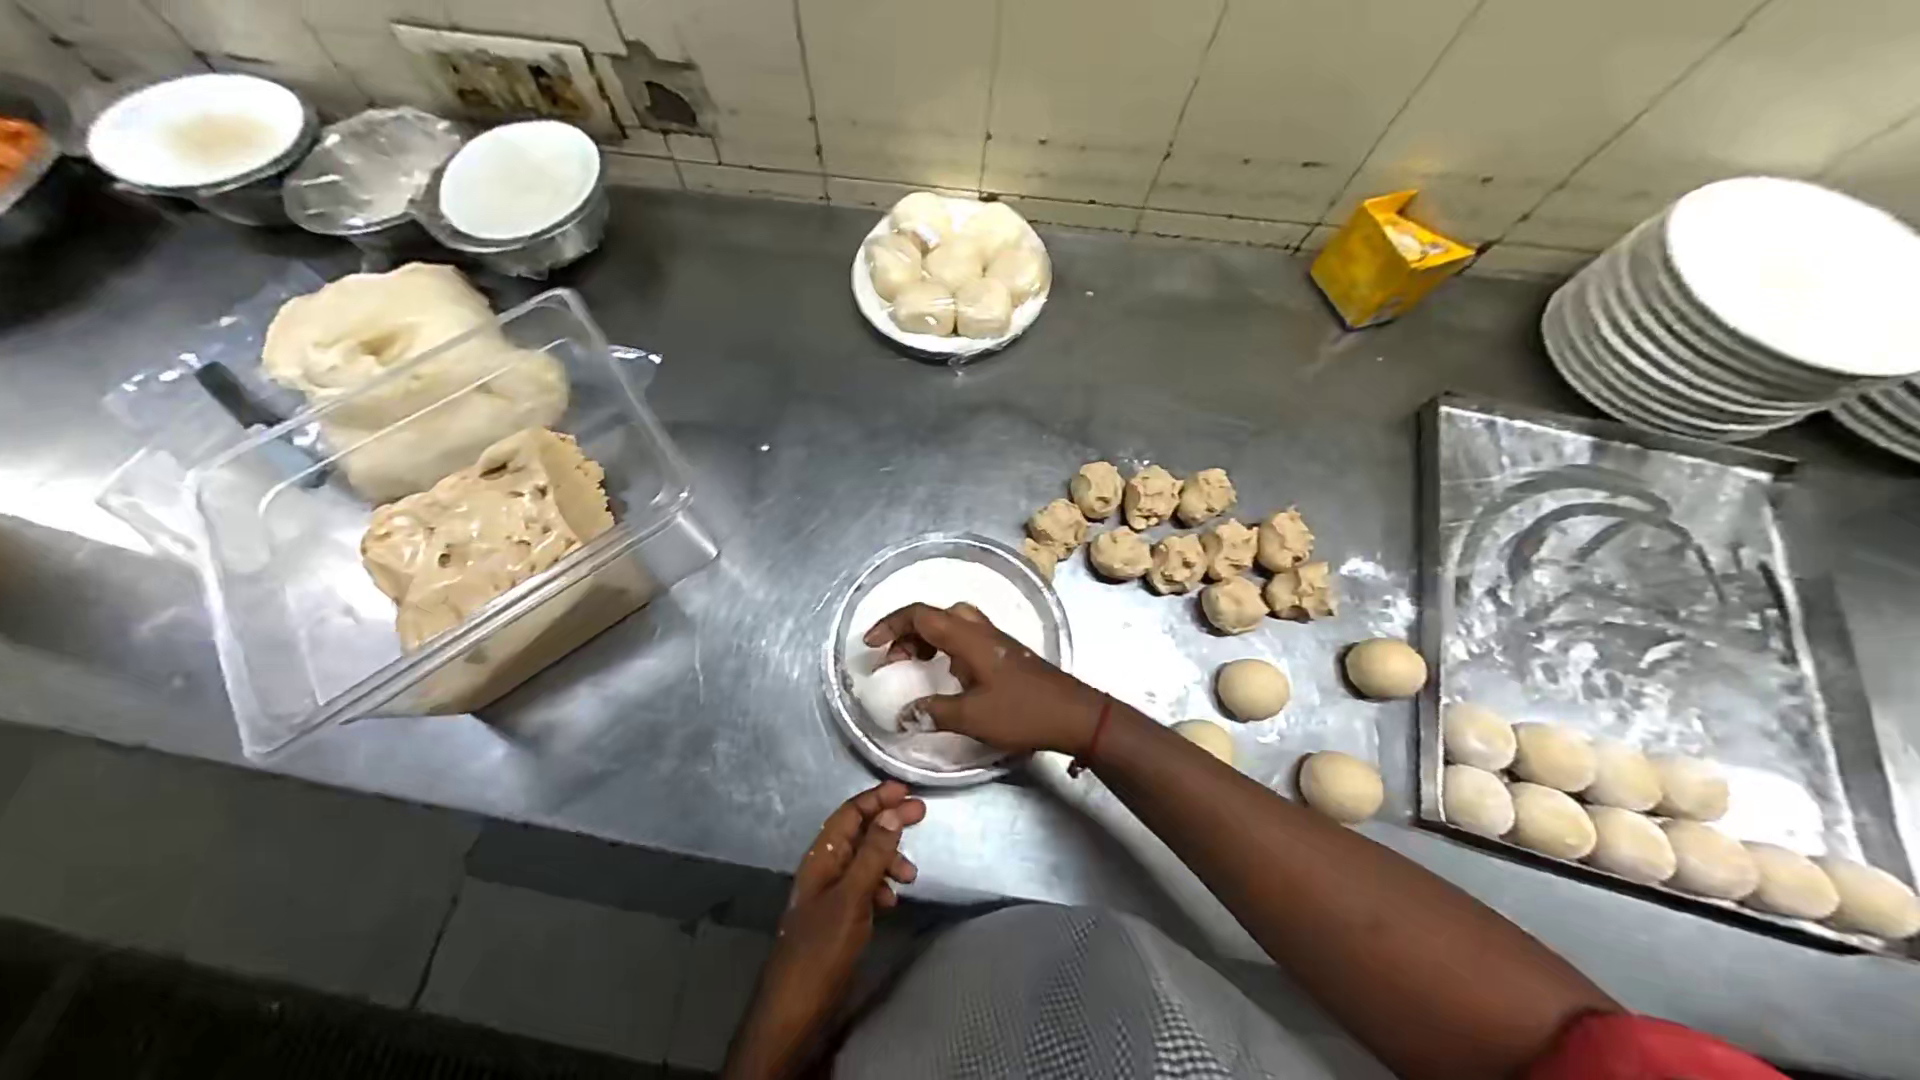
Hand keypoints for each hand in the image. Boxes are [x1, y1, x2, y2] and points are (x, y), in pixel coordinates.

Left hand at [724, 782, 924, 1079]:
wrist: (794, 1009)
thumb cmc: (821, 948)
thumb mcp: (852, 897)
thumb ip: (872, 853)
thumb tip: (891, 812)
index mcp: (821, 856)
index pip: (850, 813)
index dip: (877, 798)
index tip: (906, 790)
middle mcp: (825, 867)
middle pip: (859, 831)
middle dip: (889, 822)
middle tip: (921, 814)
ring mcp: (831, 892)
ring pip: (864, 859)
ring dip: (888, 858)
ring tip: (910, 874)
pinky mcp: (838, 915)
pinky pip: (864, 885)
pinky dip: (881, 885)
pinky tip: (892, 901)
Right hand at [862, 602, 1108, 755]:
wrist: (1074, 714)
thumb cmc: (1022, 711)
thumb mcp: (971, 717)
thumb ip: (932, 712)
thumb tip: (903, 715)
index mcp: (967, 637)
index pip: (920, 616)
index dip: (890, 625)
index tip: (871, 645)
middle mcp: (979, 630)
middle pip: (933, 616)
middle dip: (905, 633)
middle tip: (891, 660)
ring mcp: (994, 639)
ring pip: (949, 625)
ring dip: (925, 639)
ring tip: (912, 665)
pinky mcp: (1003, 652)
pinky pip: (963, 637)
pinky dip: (943, 647)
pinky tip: (946, 674)